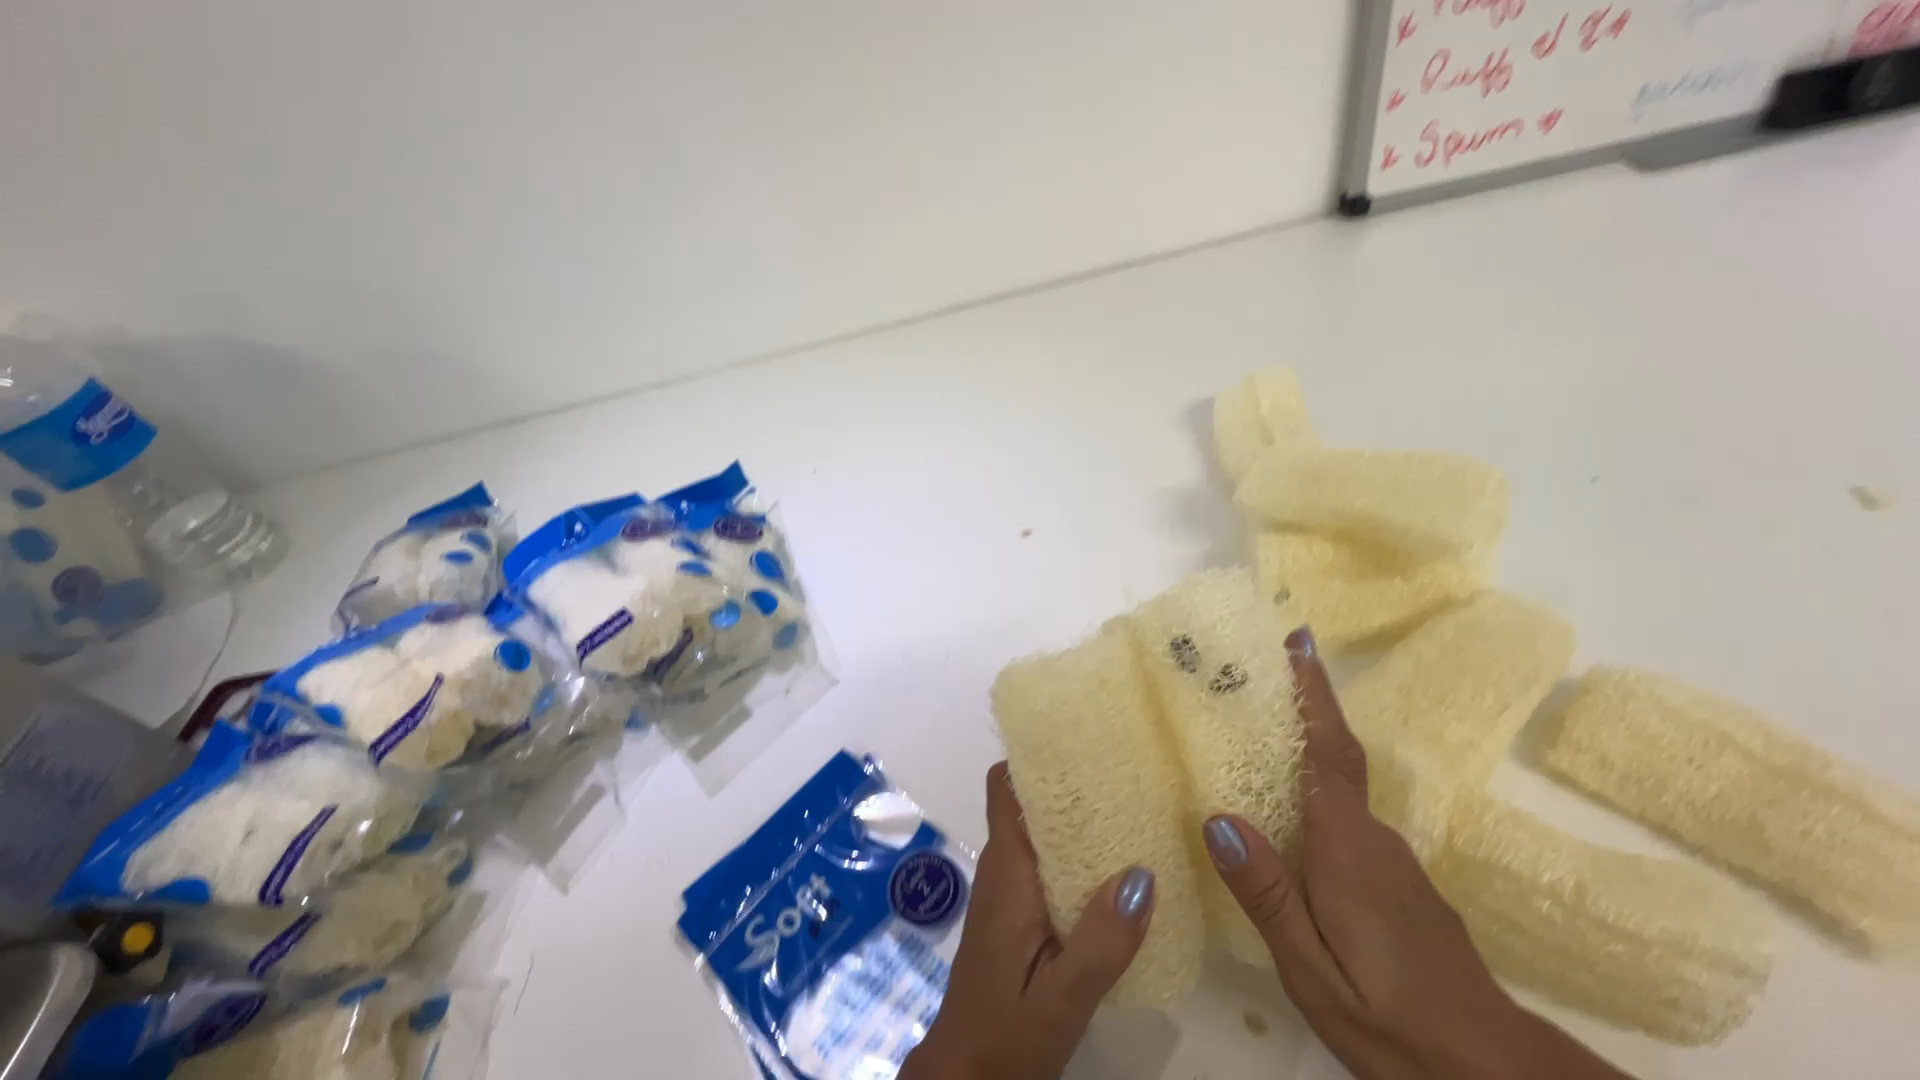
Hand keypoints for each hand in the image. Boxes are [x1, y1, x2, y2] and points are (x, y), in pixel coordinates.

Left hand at [900, 763, 1154, 1079]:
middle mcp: (1003, 873)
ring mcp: (1008, 895)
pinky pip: (1046, 865)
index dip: (1034, 757)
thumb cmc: (1007, 1033)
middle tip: (1129, 766)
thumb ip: (1102, 940)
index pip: (1004, 790)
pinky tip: (1120, 867)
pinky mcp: (1017, 917)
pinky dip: (1077, 854)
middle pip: (1028, 804)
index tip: (1082, 737)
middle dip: (1070, 782)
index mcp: (1008, 876)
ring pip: (1039, 835)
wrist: (964, 1075)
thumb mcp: (1064, 996)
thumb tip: (1143, 873)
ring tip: (1135, 805)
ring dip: (1077, 818)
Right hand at [1201, 628, 1633, 1079]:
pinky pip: (1349, 829)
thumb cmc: (1393, 1020)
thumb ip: (1266, 893)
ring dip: (1305, 761)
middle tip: (1254, 681)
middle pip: (1333, 764)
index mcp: (1347, 852)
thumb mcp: (1311, 970)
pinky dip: (1318, 807)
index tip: (1298, 642)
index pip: (1329, 755)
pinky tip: (1293, 834)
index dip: (1314, 695)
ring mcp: (1395, 866)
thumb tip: (1219, 817)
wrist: (1492, 1069)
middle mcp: (1374, 843)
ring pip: (1340, 799)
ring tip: (1253, 752)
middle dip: (1302, 714)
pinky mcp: (1402, 889)